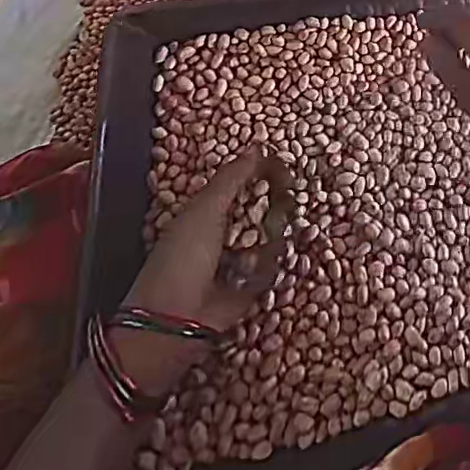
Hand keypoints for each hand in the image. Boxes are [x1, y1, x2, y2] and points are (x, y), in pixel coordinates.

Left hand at [119, 147, 290, 394]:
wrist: (175, 321)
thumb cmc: (184, 256)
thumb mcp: (206, 209)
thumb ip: (233, 178)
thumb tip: (258, 148)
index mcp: (208, 209)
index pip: (241, 183)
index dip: (261, 174)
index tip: (282, 167)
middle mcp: (225, 232)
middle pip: (261, 208)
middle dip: (277, 202)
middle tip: (293, 196)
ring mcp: (240, 260)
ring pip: (271, 236)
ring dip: (276, 234)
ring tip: (282, 229)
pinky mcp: (253, 287)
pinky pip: (274, 267)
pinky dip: (273, 264)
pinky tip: (267, 262)